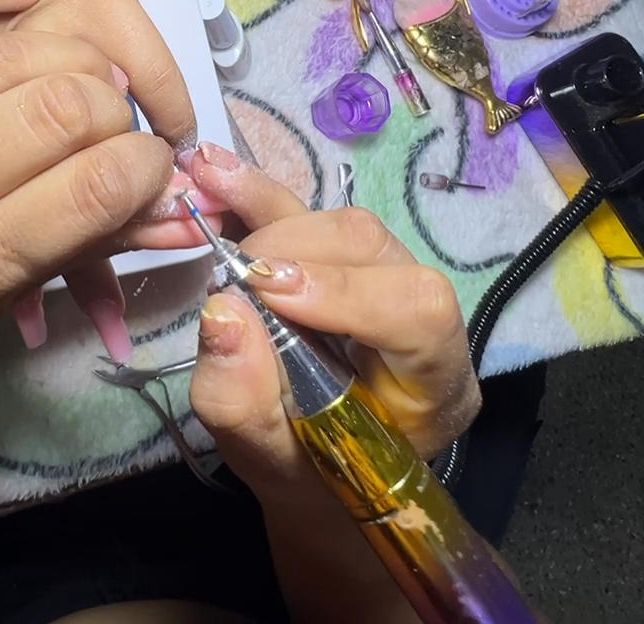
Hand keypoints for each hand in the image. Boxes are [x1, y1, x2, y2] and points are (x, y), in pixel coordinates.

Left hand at [0, 0, 199, 358]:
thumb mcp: (14, 289)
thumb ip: (100, 241)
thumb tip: (186, 206)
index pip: (88, 191)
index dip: (144, 164)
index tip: (154, 160)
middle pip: (53, 112)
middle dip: (110, 109)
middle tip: (116, 119)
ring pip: (5, 55)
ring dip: (72, 55)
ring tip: (89, 73)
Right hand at [180, 142, 480, 512]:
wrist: (318, 470)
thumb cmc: (308, 475)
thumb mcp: (269, 461)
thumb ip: (245, 403)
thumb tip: (222, 314)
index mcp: (433, 379)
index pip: (419, 310)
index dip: (345, 291)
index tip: (267, 294)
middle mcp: (422, 314)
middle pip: (373, 247)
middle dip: (293, 250)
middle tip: (230, 276)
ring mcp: (383, 275)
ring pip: (341, 221)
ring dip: (270, 217)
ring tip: (210, 217)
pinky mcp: (337, 256)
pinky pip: (302, 209)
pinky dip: (252, 192)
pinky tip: (210, 168)